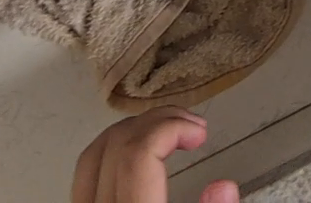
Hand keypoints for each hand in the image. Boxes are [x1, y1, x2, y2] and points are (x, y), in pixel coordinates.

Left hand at [71, 107, 240, 202]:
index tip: (197, 131)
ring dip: (135, 130)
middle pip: (117, 143)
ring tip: (168, 132)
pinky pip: (86, 170)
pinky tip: (138, 152)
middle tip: (191, 126)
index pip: (138, 153)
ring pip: (94, 152)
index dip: (170, 128)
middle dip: (159, 122)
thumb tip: (224, 188)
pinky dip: (115, 148)